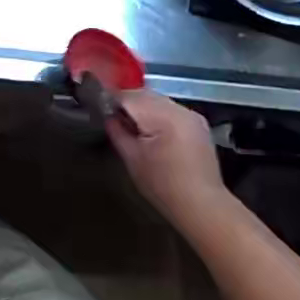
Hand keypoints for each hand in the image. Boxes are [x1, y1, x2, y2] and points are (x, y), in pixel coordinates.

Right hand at [106, 89, 226, 224]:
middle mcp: (179, 109)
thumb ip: (118, 132)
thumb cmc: (162, 185)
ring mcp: (192, 115)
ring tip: (131, 126)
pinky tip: (152, 131)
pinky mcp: (199, 124)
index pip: (130, 97)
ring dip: (143, 108)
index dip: (111, 100)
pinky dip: (158, 114)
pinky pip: (171, 110)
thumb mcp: (132, 159)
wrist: (201, 204)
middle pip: (145, 95)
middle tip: (111, 117)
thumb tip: (109, 117)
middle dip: (127, 102)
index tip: (98, 106)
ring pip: (159, 101)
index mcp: (163, 116)